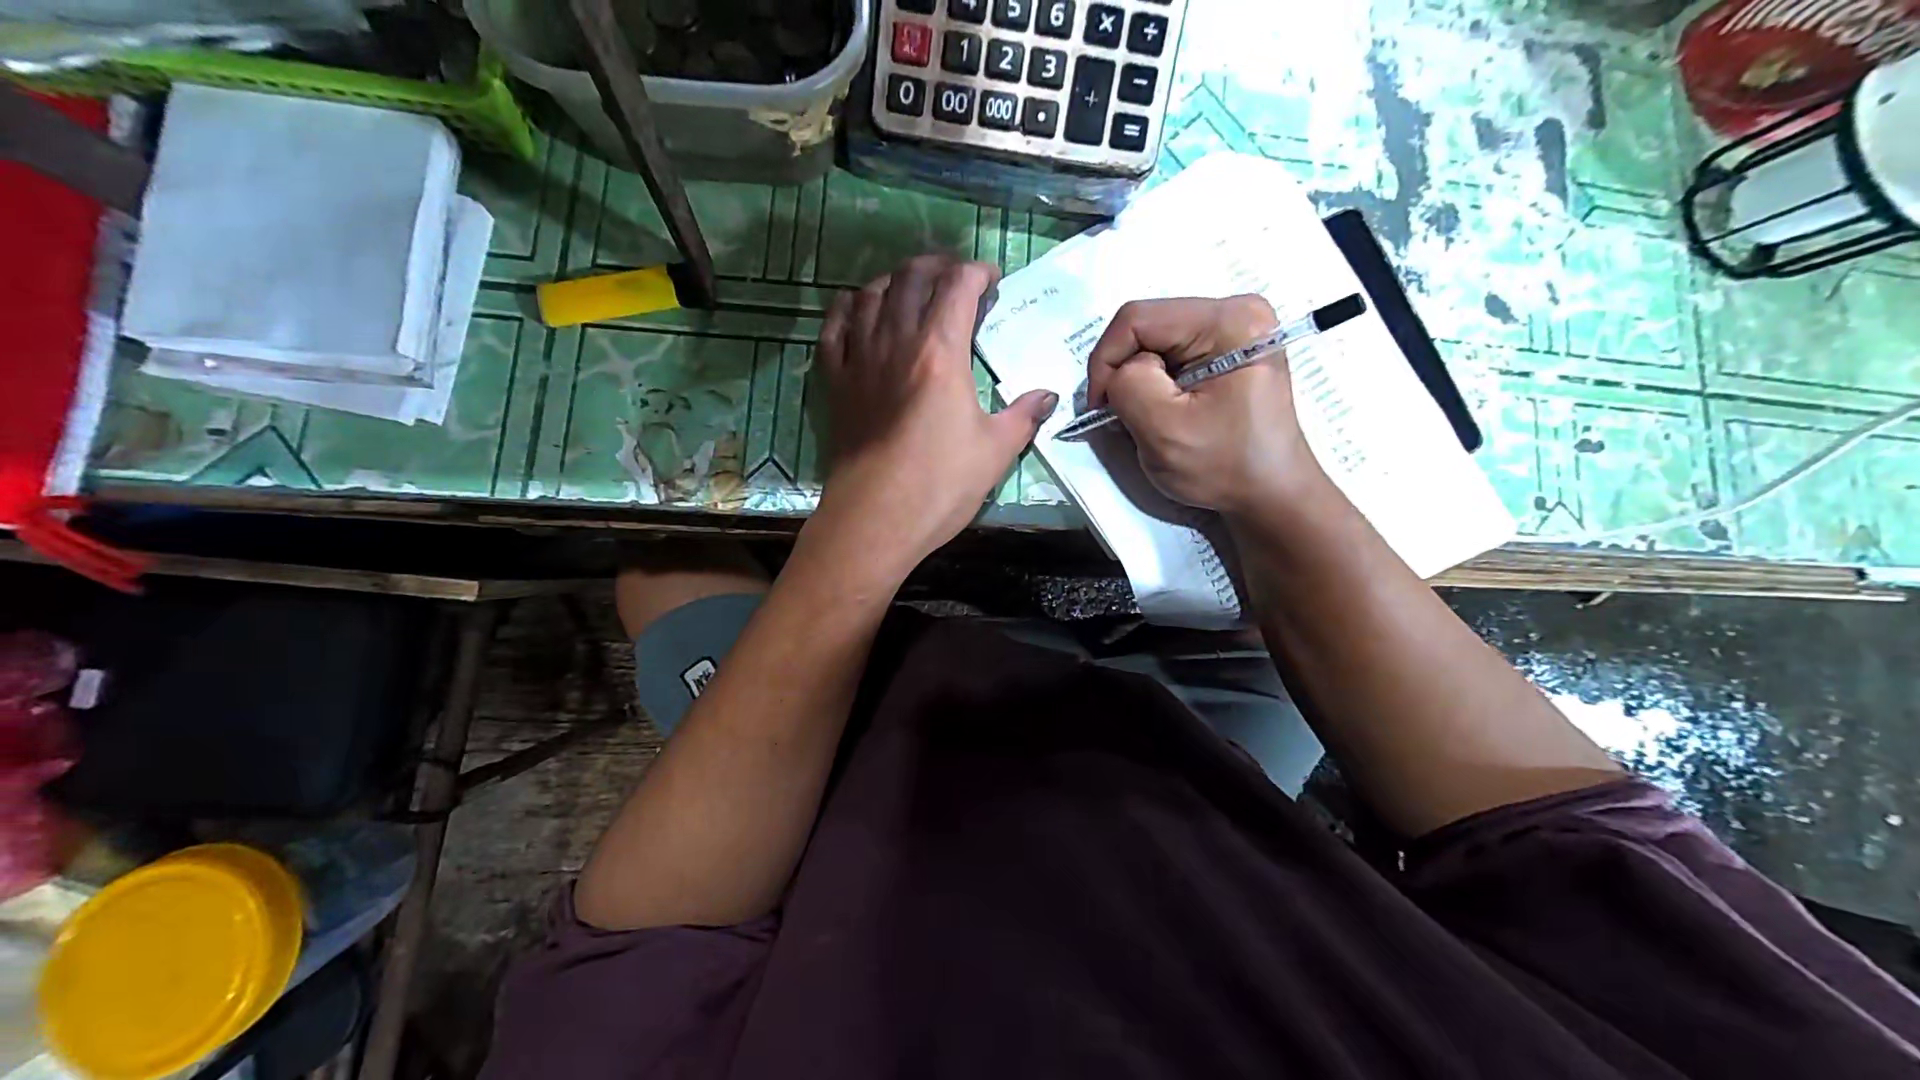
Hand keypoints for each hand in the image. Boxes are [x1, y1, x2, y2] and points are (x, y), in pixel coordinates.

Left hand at [814, 254, 1058, 573]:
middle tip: (956, 278)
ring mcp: (859, 358)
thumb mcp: (995, 451)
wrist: (875, 518)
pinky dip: (850, 308)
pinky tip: (860, 309)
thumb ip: (1023, 415)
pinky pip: (835, 327)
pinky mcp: (835, 381)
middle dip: (938, 266)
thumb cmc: (940, 484)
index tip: (992, 279)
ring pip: (871, 294)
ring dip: (895, 281)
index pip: (958, 286)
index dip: (978, 271)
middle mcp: (896, 341)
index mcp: (940, 351)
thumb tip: (1046, 396)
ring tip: (912, 289)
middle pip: (912, 279)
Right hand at [1086, 295, 1323, 515]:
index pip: (1137, 319)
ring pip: (1155, 341)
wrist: (1270, 495)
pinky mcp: (1228, 349)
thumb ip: (1130, 386)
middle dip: (1124, 371)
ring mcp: (1234, 329)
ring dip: (1138, 379)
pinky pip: (1171, 354)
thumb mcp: (1164, 430)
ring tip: (1144, 416)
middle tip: (1120, 415)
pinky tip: (1163, 410)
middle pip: (1147, 326)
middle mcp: (1236, 311)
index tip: (1101, 407)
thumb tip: (1121, 372)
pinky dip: (1155, 383)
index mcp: (1229, 321)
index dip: (1106, 360)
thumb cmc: (1225, 467)